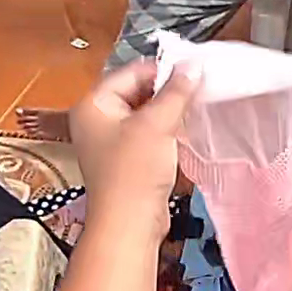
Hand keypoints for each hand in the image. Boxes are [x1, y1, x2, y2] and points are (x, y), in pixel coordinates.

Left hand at [69, 59, 198, 227]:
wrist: (131, 222)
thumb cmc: (135, 173)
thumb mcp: (157, 126)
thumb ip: (175, 94)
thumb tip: (192, 68)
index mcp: (94, 105)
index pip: (129, 74)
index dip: (161, 71)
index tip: (192, 73)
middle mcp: (98, 121)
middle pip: (137, 94)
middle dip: (167, 93)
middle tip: (197, 93)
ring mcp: (113, 143)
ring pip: (145, 116)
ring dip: (169, 114)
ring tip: (194, 113)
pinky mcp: (129, 162)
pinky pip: (149, 137)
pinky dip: (167, 133)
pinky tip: (184, 136)